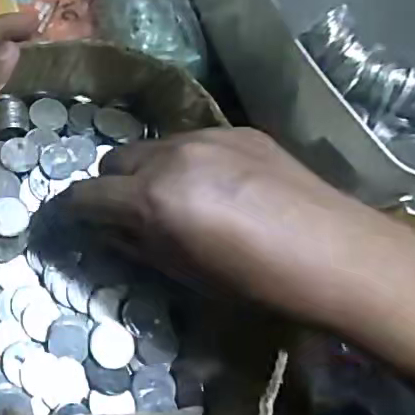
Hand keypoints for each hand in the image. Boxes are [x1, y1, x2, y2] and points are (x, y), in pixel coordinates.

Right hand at [50, 128, 414, 334]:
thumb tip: (104, 232)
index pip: (85, 194)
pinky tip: (218, 188)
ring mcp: (208, 136)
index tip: (71, 221)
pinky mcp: (240, 130)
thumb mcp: (183, 274)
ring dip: (147, 171)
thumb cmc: (258, 283)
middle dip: (110, 187)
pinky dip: (185, 162)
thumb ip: (134, 246)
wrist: (342, 257)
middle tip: (128, 215)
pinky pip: (191, 142)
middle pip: (113, 160)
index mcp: (153, 197)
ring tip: (176, 199)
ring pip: (151, 147)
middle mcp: (171, 155)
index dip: (71, 210)